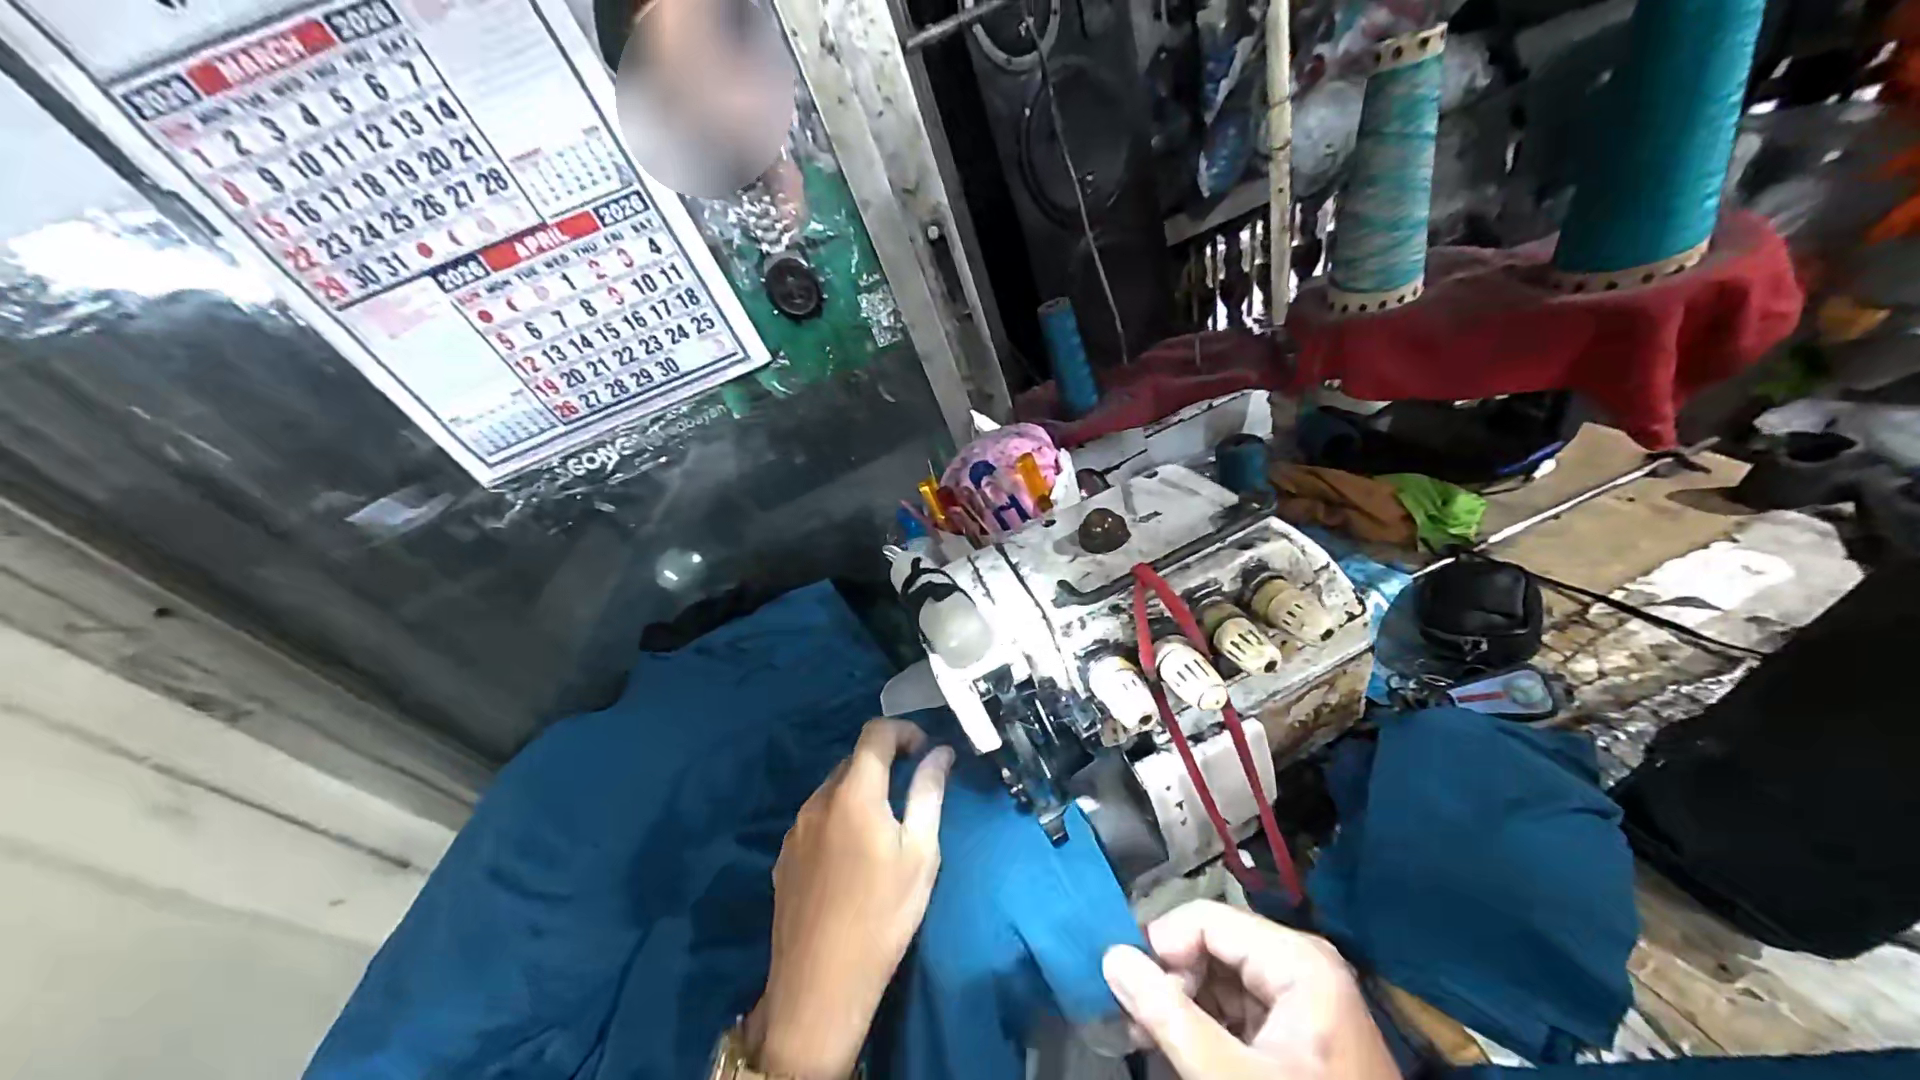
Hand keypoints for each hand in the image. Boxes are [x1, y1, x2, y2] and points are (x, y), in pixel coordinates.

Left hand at [747, 719, 954, 1079]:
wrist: (819, 984)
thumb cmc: (882, 916)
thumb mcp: (920, 853)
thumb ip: (929, 793)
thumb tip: (940, 752)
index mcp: (854, 793)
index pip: (875, 733)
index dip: (904, 730)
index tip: (924, 752)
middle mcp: (818, 799)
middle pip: (854, 759)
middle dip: (885, 762)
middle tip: (911, 792)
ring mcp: (795, 828)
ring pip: (833, 788)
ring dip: (861, 791)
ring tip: (883, 829)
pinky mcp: (783, 855)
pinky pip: (816, 817)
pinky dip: (839, 817)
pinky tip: (852, 857)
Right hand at [1103, 900, 1400, 1079]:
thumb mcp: (1229, 1077)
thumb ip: (1167, 1015)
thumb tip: (1111, 957)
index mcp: (1298, 960)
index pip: (1205, 919)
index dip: (1161, 948)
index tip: (1130, 993)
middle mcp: (1303, 963)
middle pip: (1213, 945)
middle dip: (1171, 980)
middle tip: (1138, 1023)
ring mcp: (1305, 995)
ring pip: (1221, 975)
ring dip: (1184, 1003)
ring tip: (1153, 1039)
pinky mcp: (1301, 1028)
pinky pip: (1240, 1004)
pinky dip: (1208, 1022)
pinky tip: (1186, 1050)